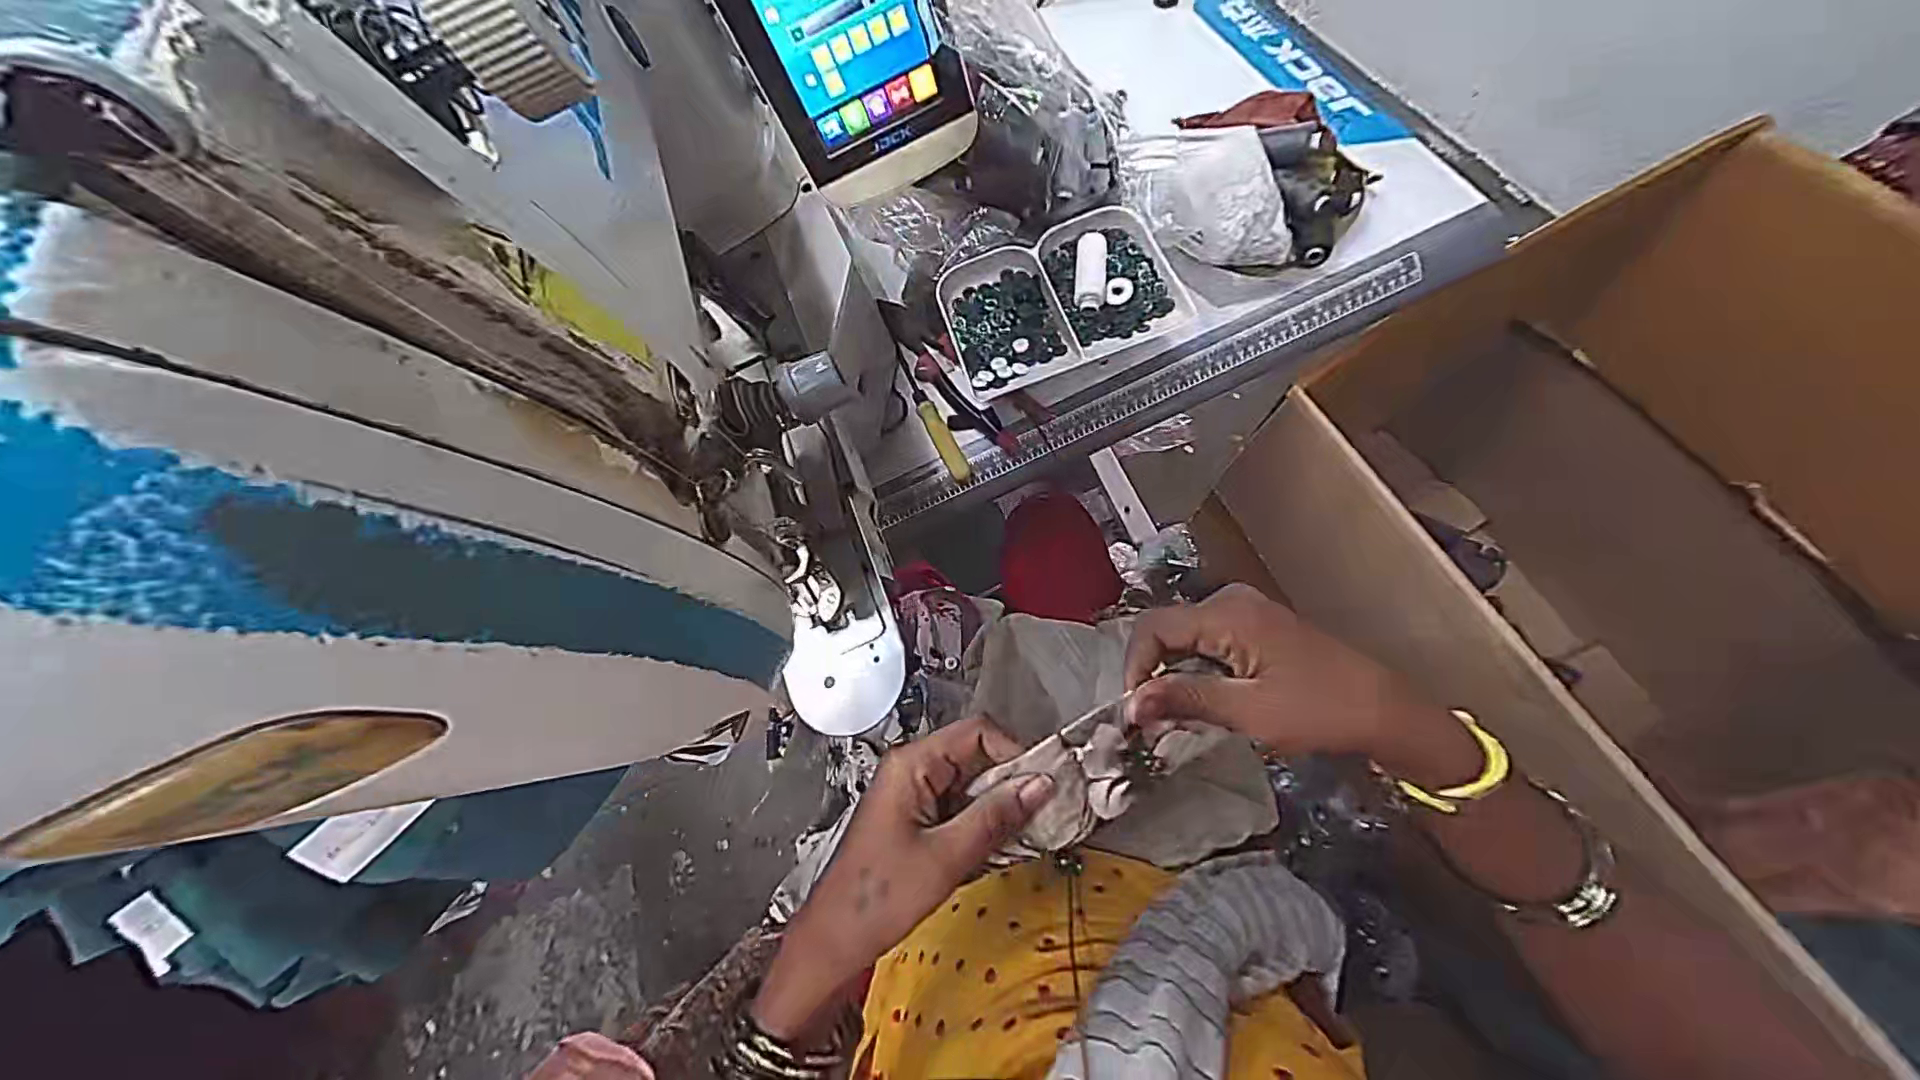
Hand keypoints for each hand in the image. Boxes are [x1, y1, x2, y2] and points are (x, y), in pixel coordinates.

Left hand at [752, 715, 1052, 1040]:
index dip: (1014, 753)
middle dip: (1011, 783)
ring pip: (972, 784)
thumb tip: (1038, 785)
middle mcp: (912, 770)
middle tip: (1041, 813)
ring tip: (1023, 834)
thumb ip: (995, 816)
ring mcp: (915, 793)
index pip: (977, 733)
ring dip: (1000, 807)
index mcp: (912, 764)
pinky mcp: (918, 817)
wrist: (834, 941)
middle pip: (977, 756)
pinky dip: (983, 824)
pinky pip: (961, 807)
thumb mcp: (946, 856)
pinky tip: (998, 848)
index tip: (1042, 782)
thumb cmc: (875, 899)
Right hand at [1124, 584, 1474, 783]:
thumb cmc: (1321, 711)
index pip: (1153, 627)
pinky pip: (1205, 641)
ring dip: (1172, 674)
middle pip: (1166, 630)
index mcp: (1228, 613)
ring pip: (1183, 637)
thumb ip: (1185, 700)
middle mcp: (1230, 600)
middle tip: (1154, 718)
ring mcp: (1244, 610)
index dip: (1134, 666)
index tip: (1135, 710)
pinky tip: (1203, 699)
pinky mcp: (1254, 625)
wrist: (1387, 712)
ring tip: (1176, 714)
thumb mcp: (1249, 713)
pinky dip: (1194, 670)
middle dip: (1152, 673)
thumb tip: (1129, 705)